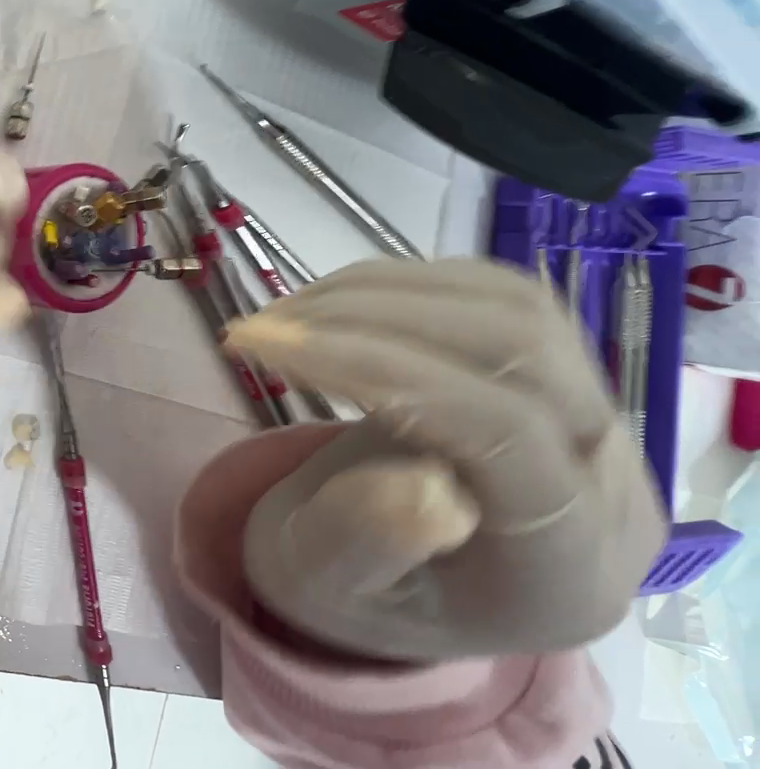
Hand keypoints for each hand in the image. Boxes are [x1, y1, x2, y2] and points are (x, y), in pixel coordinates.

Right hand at [224, 258, 664, 661]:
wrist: (385, 573)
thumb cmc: (347, 587)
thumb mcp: (325, 582)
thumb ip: (368, 543)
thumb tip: (426, 489)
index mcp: (563, 563)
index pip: (502, 432)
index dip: (378, 370)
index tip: (263, 344)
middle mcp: (608, 483)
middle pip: (519, 349)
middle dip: (371, 316)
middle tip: (263, 324)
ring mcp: (591, 419)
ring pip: (510, 307)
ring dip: (376, 291)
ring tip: (279, 315)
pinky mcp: (555, 374)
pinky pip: (494, 296)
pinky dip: (396, 283)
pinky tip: (324, 306)